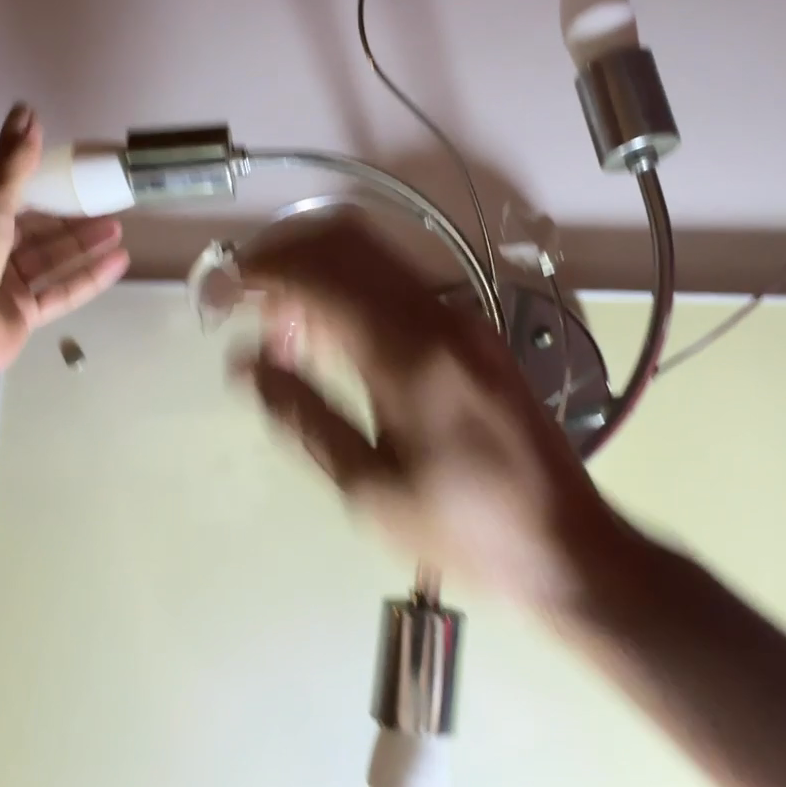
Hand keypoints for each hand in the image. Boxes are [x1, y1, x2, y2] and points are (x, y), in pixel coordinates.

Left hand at [0, 104, 129, 381]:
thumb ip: (13, 162)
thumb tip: (27, 111)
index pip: (12, 199)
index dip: (45, 187)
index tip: (76, 178)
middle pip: (37, 232)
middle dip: (72, 220)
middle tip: (108, 208)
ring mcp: (4, 286)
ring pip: (52, 261)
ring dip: (84, 246)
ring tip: (119, 232)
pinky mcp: (22, 316)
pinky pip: (61, 292)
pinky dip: (89, 278)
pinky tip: (117, 263)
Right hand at [233, 213, 636, 615]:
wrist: (567, 545)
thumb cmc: (463, 531)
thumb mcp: (368, 490)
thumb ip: (303, 417)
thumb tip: (245, 363)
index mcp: (409, 354)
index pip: (319, 273)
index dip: (258, 273)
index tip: (218, 296)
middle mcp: (438, 318)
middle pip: (347, 241)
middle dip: (283, 256)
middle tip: (243, 303)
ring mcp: (462, 321)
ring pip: (373, 257)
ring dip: (315, 274)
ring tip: (281, 334)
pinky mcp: (474, 335)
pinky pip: (397, 287)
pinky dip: (349, 293)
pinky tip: (330, 345)